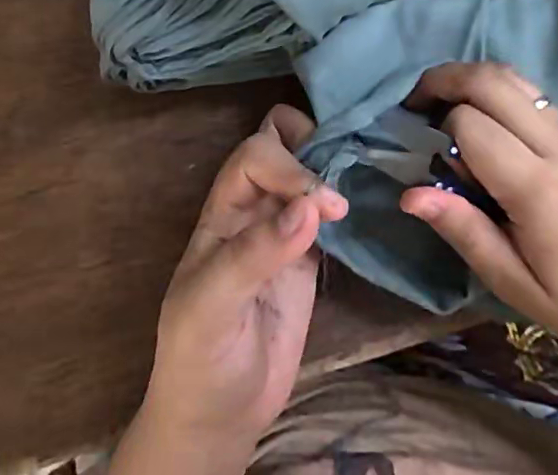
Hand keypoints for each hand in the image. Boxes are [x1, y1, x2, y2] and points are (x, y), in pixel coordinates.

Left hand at [113, 106, 348, 474]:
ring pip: (304, 169)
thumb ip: (253, 254)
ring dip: (330, 167)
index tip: (322, 204)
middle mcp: (252, 208)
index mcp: (221, 210)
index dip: (289, 166)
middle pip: (278, 143)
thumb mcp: (210, 306)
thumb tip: (308, 207)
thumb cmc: (199, 356)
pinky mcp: (308, 255)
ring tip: (357, 188)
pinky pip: (324, 210)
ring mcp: (282, 229)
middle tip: (340, 186)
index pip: (255, 156)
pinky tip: (359, 209)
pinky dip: (343, 199)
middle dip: (311, 145)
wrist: (218, 414)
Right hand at [396, 62, 557, 368]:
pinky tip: (485, 121)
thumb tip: (408, 194)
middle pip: (491, 80)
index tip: (426, 155)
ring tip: (444, 105)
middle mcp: (557, 147)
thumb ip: (462, 229)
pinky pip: (533, 95)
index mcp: (538, 187)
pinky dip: (498, 90)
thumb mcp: (512, 281)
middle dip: (445, 79)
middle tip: (416, 104)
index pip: (470, 123)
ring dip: (472, 79)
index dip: (438, 130)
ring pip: (514, 78)